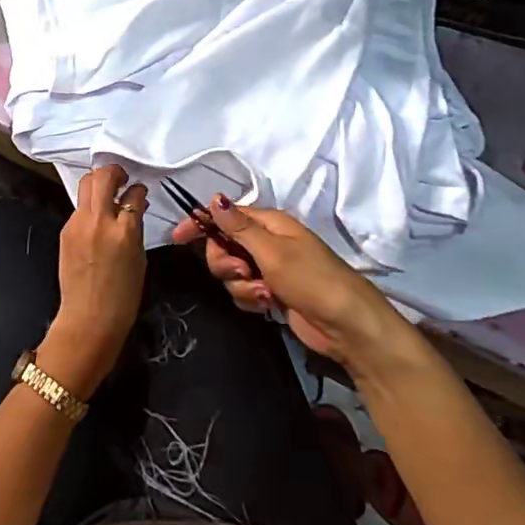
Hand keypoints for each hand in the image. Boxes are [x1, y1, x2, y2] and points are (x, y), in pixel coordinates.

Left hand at [41, 165, 147, 396]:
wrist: (89, 316)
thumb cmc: (123, 295)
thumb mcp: (139, 258)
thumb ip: (135, 228)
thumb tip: (133, 208)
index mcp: (124, 230)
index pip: (132, 194)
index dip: (137, 189)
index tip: (139, 190)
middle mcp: (98, 221)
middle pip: (101, 177)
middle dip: (113, 172)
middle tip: (121, 178)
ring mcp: (77, 224)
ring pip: (85, 187)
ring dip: (98, 185)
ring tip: (108, 194)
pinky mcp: (65, 231)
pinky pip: (79, 209)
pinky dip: (89, 208)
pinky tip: (96, 221)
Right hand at [171, 197, 409, 369]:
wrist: (347, 326)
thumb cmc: (313, 280)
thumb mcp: (273, 251)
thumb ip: (239, 227)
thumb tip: (214, 198)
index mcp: (269, 224)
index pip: (224, 216)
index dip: (200, 225)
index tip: (177, 238)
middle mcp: (266, 242)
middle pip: (222, 246)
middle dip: (224, 262)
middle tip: (243, 272)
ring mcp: (268, 268)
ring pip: (230, 272)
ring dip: (241, 285)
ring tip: (264, 294)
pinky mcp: (270, 292)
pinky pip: (242, 291)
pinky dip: (250, 299)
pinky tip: (267, 306)